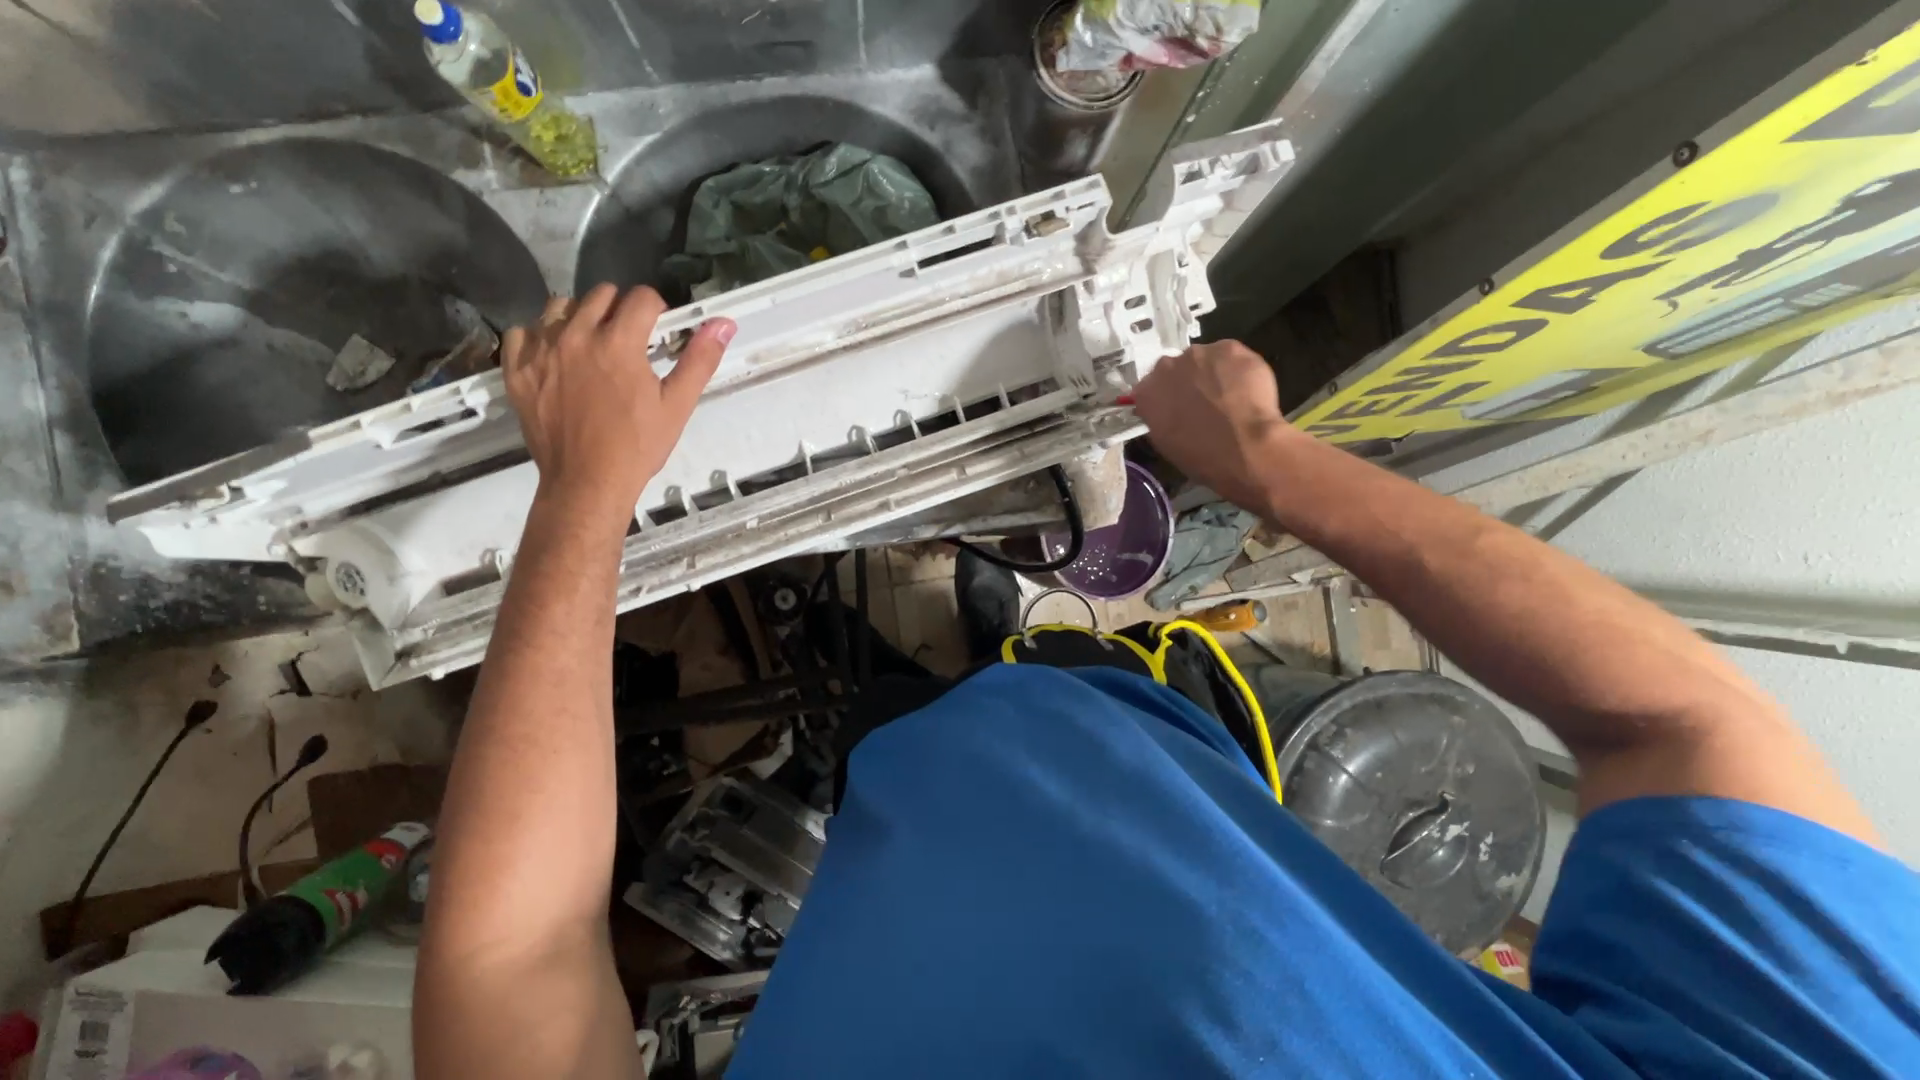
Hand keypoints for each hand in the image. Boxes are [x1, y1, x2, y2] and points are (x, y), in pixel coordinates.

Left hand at [502, 285, 734, 515]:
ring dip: (580, 318)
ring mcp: (541, 351)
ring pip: (560, 307)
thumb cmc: (637, 446)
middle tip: (628, 341)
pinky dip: (541, 338)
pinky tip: (557, 358)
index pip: (641, 298)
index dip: (657, 310)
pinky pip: (524, 332)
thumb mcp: (677, 405)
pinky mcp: (518, 370)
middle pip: (601, 294)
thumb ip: (699, 359)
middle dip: (620, 310)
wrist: (586, 483)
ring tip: (591, 347)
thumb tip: (723, 323)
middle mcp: (576, 336)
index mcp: (618, 342)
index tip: (658, 331)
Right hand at [1131, 340, 1302, 511]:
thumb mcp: (1165, 441)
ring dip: (1214, 372)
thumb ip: (1160, 417)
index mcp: (1147, 391)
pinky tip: (1248, 389)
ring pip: (1206, 359)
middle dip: (1190, 380)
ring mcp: (1199, 353)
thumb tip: (1167, 411)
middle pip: (1178, 367)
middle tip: (1206, 401)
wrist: (1241, 445)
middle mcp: (1167, 366)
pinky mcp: (1230, 348)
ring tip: (1231, 396)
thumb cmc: (1199, 454)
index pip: (1151, 387)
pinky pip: (1232, 356)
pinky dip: (1239, 369)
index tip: (1178, 407)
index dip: (1167, 396)